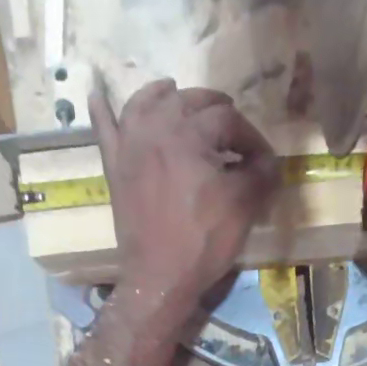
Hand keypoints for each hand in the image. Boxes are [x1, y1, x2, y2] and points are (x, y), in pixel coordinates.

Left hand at [90, 78, 279, 307]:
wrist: (160, 275)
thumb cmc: (204, 241)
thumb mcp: (243, 207)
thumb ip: (260, 175)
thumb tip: (269, 160)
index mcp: (189, 137)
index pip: (227, 119)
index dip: (251, 137)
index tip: (265, 160)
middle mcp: (155, 130)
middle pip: (188, 101)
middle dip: (215, 108)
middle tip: (233, 126)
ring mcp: (129, 146)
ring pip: (145, 103)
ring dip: (164, 93)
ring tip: (176, 89)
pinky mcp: (115, 166)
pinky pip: (103, 128)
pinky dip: (101, 108)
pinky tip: (97, 92)